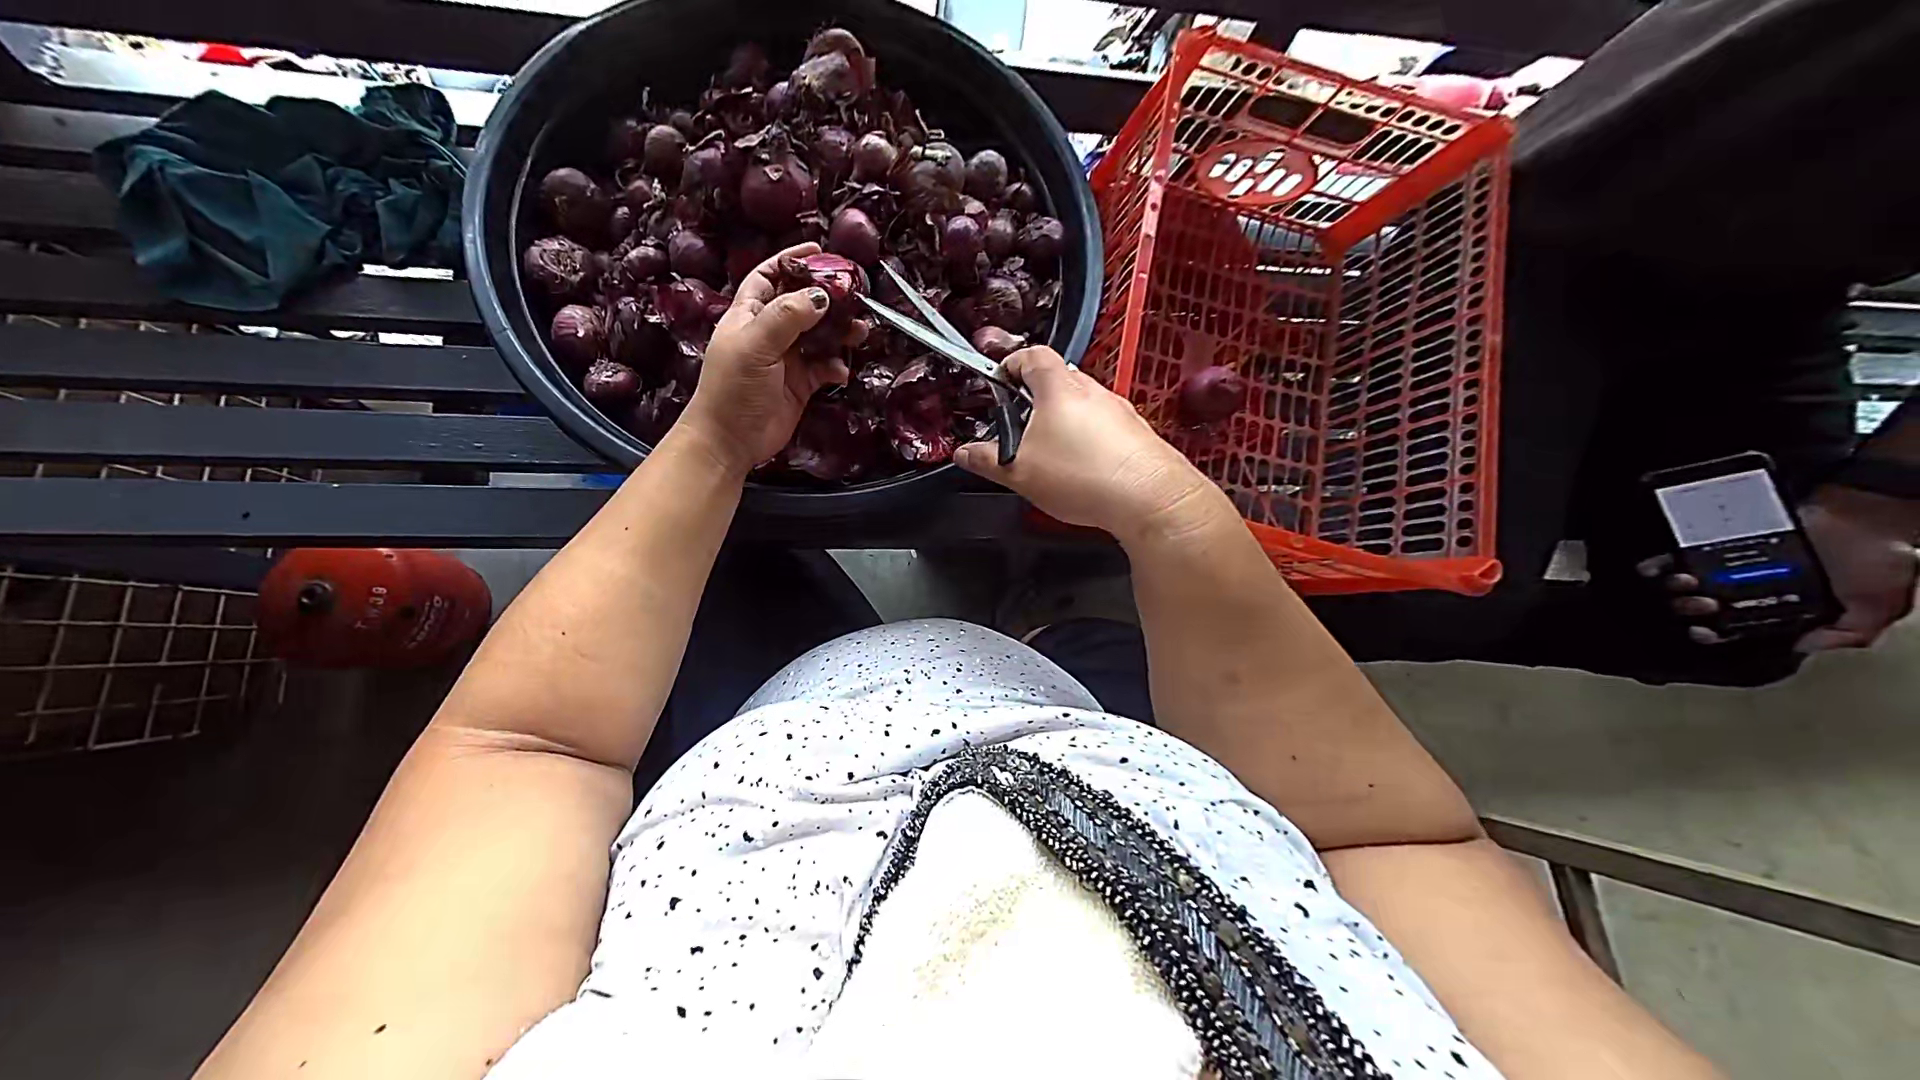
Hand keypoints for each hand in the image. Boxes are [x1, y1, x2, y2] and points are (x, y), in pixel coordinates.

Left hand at [677, 243, 859, 471]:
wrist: (730, 441)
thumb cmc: (733, 389)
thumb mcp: (756, 345)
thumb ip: (787, 317)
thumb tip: (821, 295)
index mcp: (748, 315)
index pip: (769, 276)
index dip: (791, 261)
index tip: (818, 251)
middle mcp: (768, 333)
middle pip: (802, 304)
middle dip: (827, 298)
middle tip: (855, 294)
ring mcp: (786, 359)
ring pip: (819, 336)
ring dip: (840, 333)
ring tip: (860, 332)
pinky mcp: (800, 384)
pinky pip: (824, 367)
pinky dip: (835, 367)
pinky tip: (840, 372)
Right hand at [952, 347, 1221, 543]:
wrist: (1149, 498)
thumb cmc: (1086, 474)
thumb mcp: (1019, 471)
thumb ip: (986, 459)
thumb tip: (965, 453)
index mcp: (1059, 386)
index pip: (1031, 355)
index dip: (1011, 362)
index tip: (1000, 376)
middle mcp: (1093, 391)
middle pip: (1058, 379)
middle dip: (1035, 397)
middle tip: (1019, 420)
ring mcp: (1119, 412)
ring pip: (1083, 406)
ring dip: (1063, 421)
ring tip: (1047, 452)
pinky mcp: (1137, 436)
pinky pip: (1104, 430)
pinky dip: (1088, 442)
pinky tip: (1080, 471)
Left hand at [1638, 484, 1919, 651]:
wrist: (1871, 510)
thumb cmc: (1879, 558)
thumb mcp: (1876, 606)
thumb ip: (1848, 632)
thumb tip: (1802, 647)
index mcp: (1781, 606)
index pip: (1736, 626)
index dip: (1714, 633)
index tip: (1703, 632)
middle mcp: (1750, 586)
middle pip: (1702, 604)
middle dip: (1690, 608)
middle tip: (1703, 603)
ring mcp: (1730, 563)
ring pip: (1686, 581)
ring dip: (1672, 586)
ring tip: (1686, 582)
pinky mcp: (1718, 539)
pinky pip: (1679, 553)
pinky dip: (1659, 563)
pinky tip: (1652, 569)